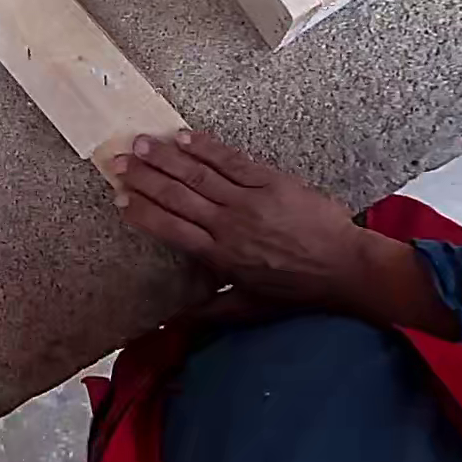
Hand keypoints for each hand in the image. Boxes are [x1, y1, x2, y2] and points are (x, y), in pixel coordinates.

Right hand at [111, 132, 453, 335]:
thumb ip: (211, 311)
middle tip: (117, 160)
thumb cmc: (296, 289)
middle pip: (176, 195)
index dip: (142, 211)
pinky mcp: (269, 181)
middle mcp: (227, 225)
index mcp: (219, 256)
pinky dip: (204, 147)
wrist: (344, 267)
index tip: (119, 197)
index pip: (169, 229)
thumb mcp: (251, 307)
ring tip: (139, 142)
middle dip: (143, 177)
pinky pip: (230, 160)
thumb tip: (174, 325)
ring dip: (165, 157)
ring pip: (197, 174)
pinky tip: (182, 136)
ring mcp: (248, 200)